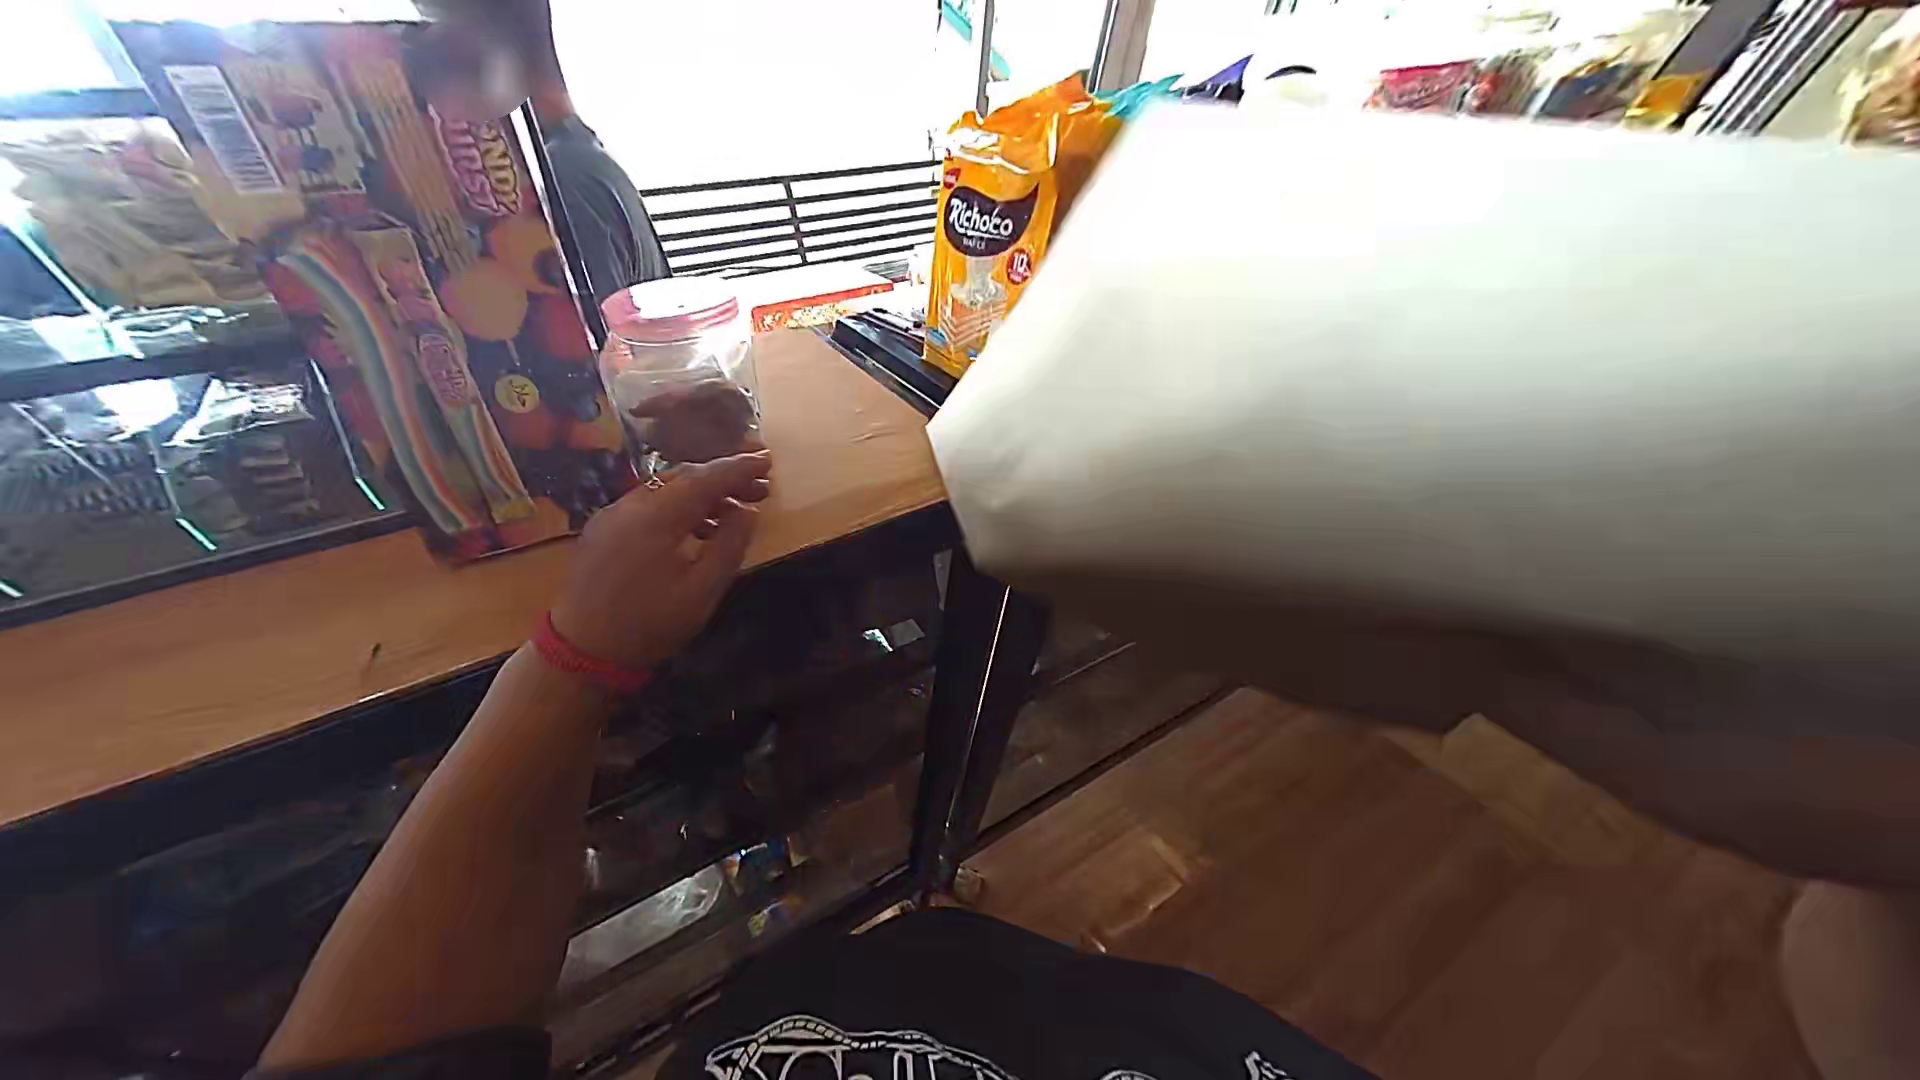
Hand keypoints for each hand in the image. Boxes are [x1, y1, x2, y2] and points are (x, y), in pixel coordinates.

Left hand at [550, 451, 771, 669]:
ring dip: (703, 494)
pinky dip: (679, 507)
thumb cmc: (650, 624)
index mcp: (656, 517)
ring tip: (734, 511)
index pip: (705, 478)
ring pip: (665, 490)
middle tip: (760, 488)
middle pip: (684, 478)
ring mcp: (613, 516)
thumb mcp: (702, 591)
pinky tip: (698, 529)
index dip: (739, 468)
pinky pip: (648, 505)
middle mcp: (631, 506)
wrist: (581, 652)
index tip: (767, 460)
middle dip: (724, 478)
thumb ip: (729, 545)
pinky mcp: (603, 531)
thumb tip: (747, 511)